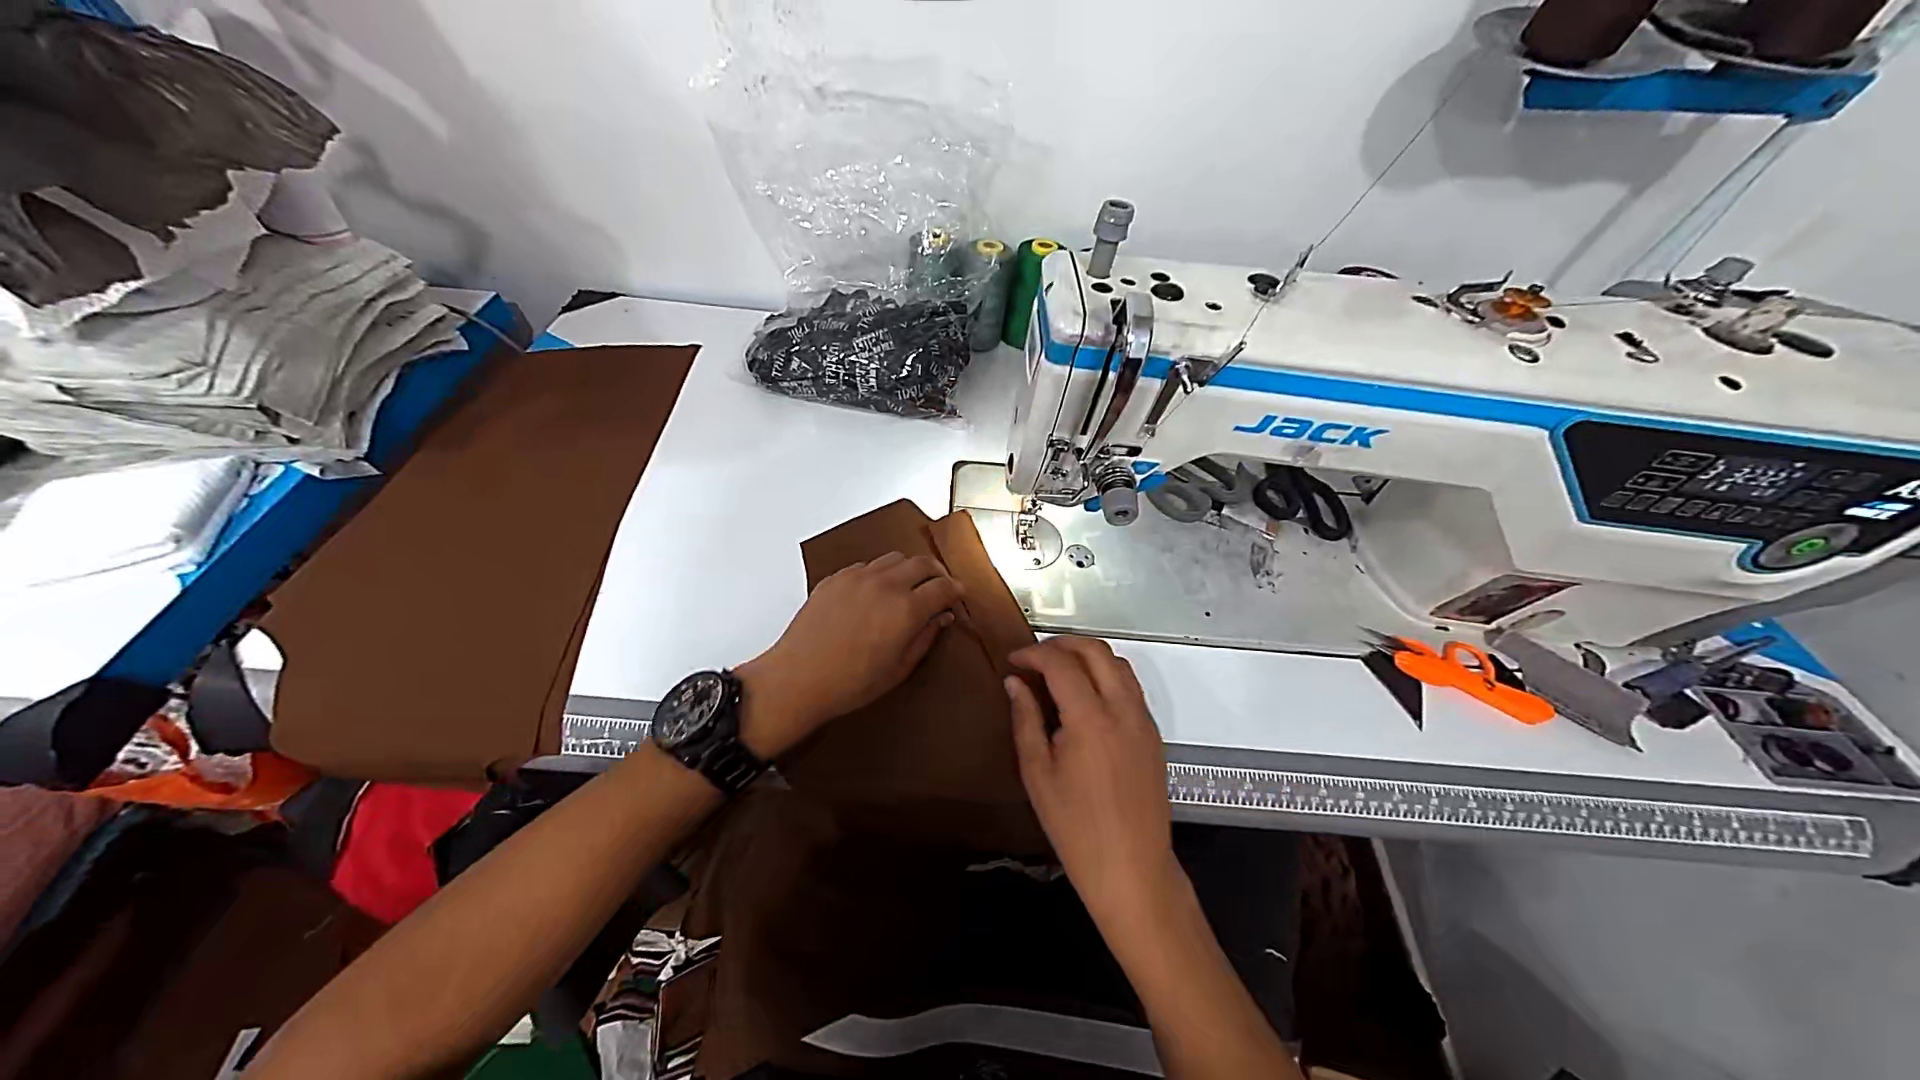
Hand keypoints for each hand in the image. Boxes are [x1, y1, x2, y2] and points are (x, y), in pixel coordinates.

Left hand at [736, 552, 964, 757]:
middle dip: (937, 572)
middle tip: (940, 584)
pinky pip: (866, 566)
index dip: (955, 590)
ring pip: (894, 558)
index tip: (957, 594)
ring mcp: (857, 578)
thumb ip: (925, 638)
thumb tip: (940, 619)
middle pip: (922, 563)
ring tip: (909, 585)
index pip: (943, 587)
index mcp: (906, 610)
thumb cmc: (846, 682)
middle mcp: (884, 586)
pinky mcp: (836, 579)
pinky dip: (879, 573)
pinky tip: (877, 590)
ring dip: (908, 568)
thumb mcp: (899, 669)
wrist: (799, 679)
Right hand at [1006, 636, 1180, 923]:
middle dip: (1062, 644)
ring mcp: (1143, 720)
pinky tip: (1085, 694)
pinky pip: (1130, 686)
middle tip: (1035, 656)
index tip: (1014, 660)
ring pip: (1118, 663)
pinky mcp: (1152, 733)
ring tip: (1058, 669)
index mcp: (1091, 719)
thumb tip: (1015, 684)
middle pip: (1095, 650)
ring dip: (1087, 655)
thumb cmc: (1077, 828)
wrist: (1131, 867)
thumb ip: (1025, 720)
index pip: (1061, 663)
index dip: (1033, 654)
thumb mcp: (1037, 774)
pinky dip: (1106, 674)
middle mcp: (1123, 711)